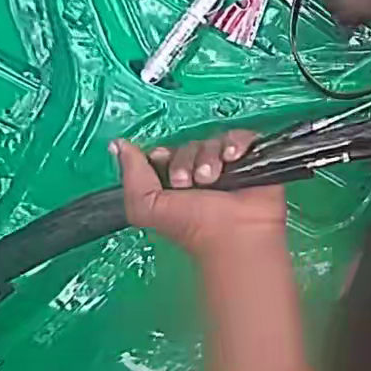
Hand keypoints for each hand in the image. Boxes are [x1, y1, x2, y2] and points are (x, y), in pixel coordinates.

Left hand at [111, 130, 285, 257]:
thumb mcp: (145, 207)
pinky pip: (242, 137)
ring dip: (210, 156)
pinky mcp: (253, 159)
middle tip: (191, 183)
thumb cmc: (190, 225)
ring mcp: (229, 165)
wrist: (234, 234)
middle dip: (187, 161)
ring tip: (214, 178)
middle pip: (190, 145)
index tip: (166, 171)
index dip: (165, 156)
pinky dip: (236, 142)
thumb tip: (117, 143)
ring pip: (213, 140)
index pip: (168, 153)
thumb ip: (130, 175)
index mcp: (176, 182)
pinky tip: (233, 157)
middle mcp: (202, 172)